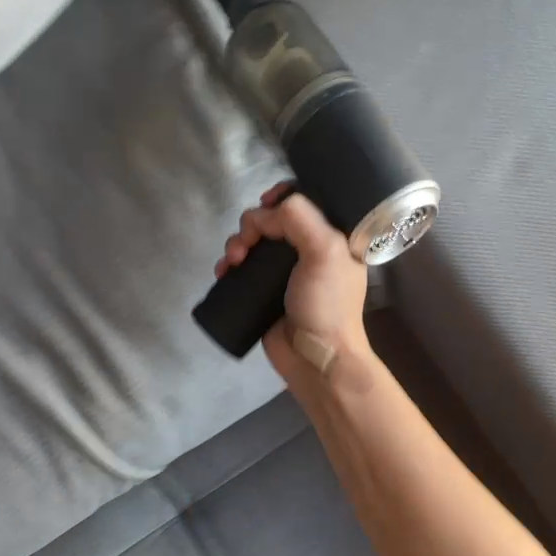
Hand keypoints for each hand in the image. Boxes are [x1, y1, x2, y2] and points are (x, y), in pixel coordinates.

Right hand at [214, 183, 369, 378]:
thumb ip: (298, 218)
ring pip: (254, 243)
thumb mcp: (324, 251)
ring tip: (232, 262)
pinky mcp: (265, 293)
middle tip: (246, 244)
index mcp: (333, 237)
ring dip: (237, 244)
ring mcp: (285, 273)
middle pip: (272, 219)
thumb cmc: (327, 305)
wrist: (315, 359)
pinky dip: (229, 266)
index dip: (281, 196)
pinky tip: (223, 273)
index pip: (305, 201)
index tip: (266, 203)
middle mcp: (309, 250)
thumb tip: (263, 213)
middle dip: (252, 225)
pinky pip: (243, 269)